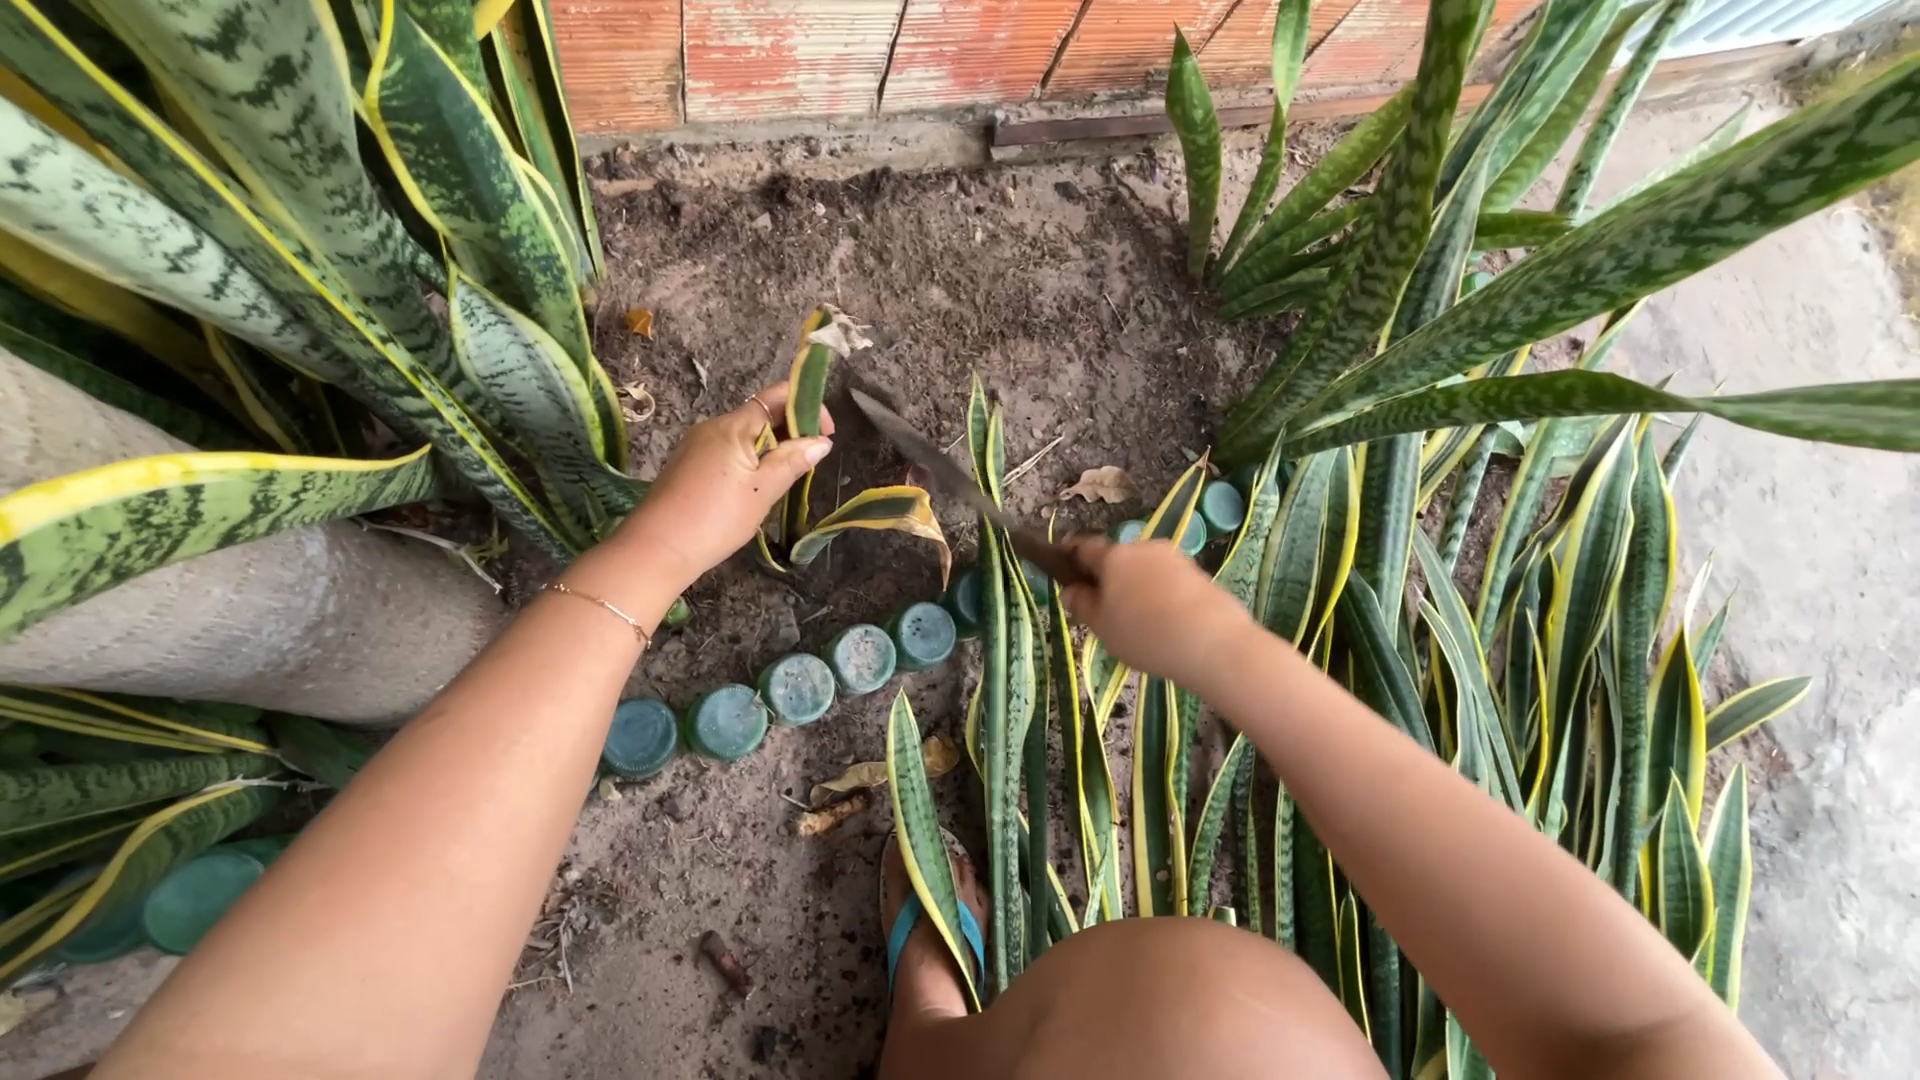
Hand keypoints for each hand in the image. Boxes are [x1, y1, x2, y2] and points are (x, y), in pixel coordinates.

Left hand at [608, 381, 831, 591]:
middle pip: (761, 414)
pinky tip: (757, 486)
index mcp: (733, 426)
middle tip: (810, 462)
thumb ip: (793, 461)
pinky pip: (730, 450)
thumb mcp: (762, 491)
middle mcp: (714, 427)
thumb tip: (822, 441)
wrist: (656, 549)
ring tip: (787, 478)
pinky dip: (751, 459)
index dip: (807, 406)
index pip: (777, 397)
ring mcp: (698, 444)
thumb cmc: (715, 519)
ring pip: (746, 435)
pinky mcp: (690, 463)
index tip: (826, 435)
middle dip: (791, 431)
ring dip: (772, 448)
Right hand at [1061, 536, 1257, 691]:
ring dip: (1135, 588)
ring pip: (1143, 570)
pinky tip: (1165, 624)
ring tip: (1139, 624)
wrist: (1215, 643)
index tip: (1063, 571)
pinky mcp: (1198, 573)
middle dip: (1108, 578)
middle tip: (1105, 612)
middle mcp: (1143, 547)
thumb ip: (1082, 605)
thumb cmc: (1146, 634)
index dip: (1070, 557)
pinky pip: (1167, 581)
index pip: (1083, 547)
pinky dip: (1160, 596)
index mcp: (1113, 556)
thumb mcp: (1102, 627)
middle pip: (1117, 559)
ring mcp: (1174, 558)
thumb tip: (1071, 591)